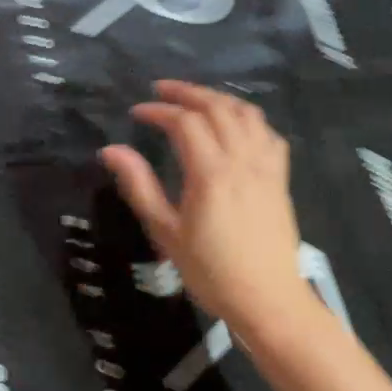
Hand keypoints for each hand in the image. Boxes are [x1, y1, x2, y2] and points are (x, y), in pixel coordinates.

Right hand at [100, 80, 306, 329]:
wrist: (267, 300)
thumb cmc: (210, 270)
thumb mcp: (165, 230)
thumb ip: (139, 185)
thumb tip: (111, 150)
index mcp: (211, 173)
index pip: (184, 122)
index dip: (158, 110)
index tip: (136, 112)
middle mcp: (242, 161)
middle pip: (217, 108)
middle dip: (187, 93)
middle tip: (161, 90)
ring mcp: (266, 168)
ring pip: (247, 115)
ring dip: (218, 99)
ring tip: (195, 100)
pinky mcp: (280, 179)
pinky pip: (269, 134)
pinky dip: (249, 119)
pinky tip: (235, 125)